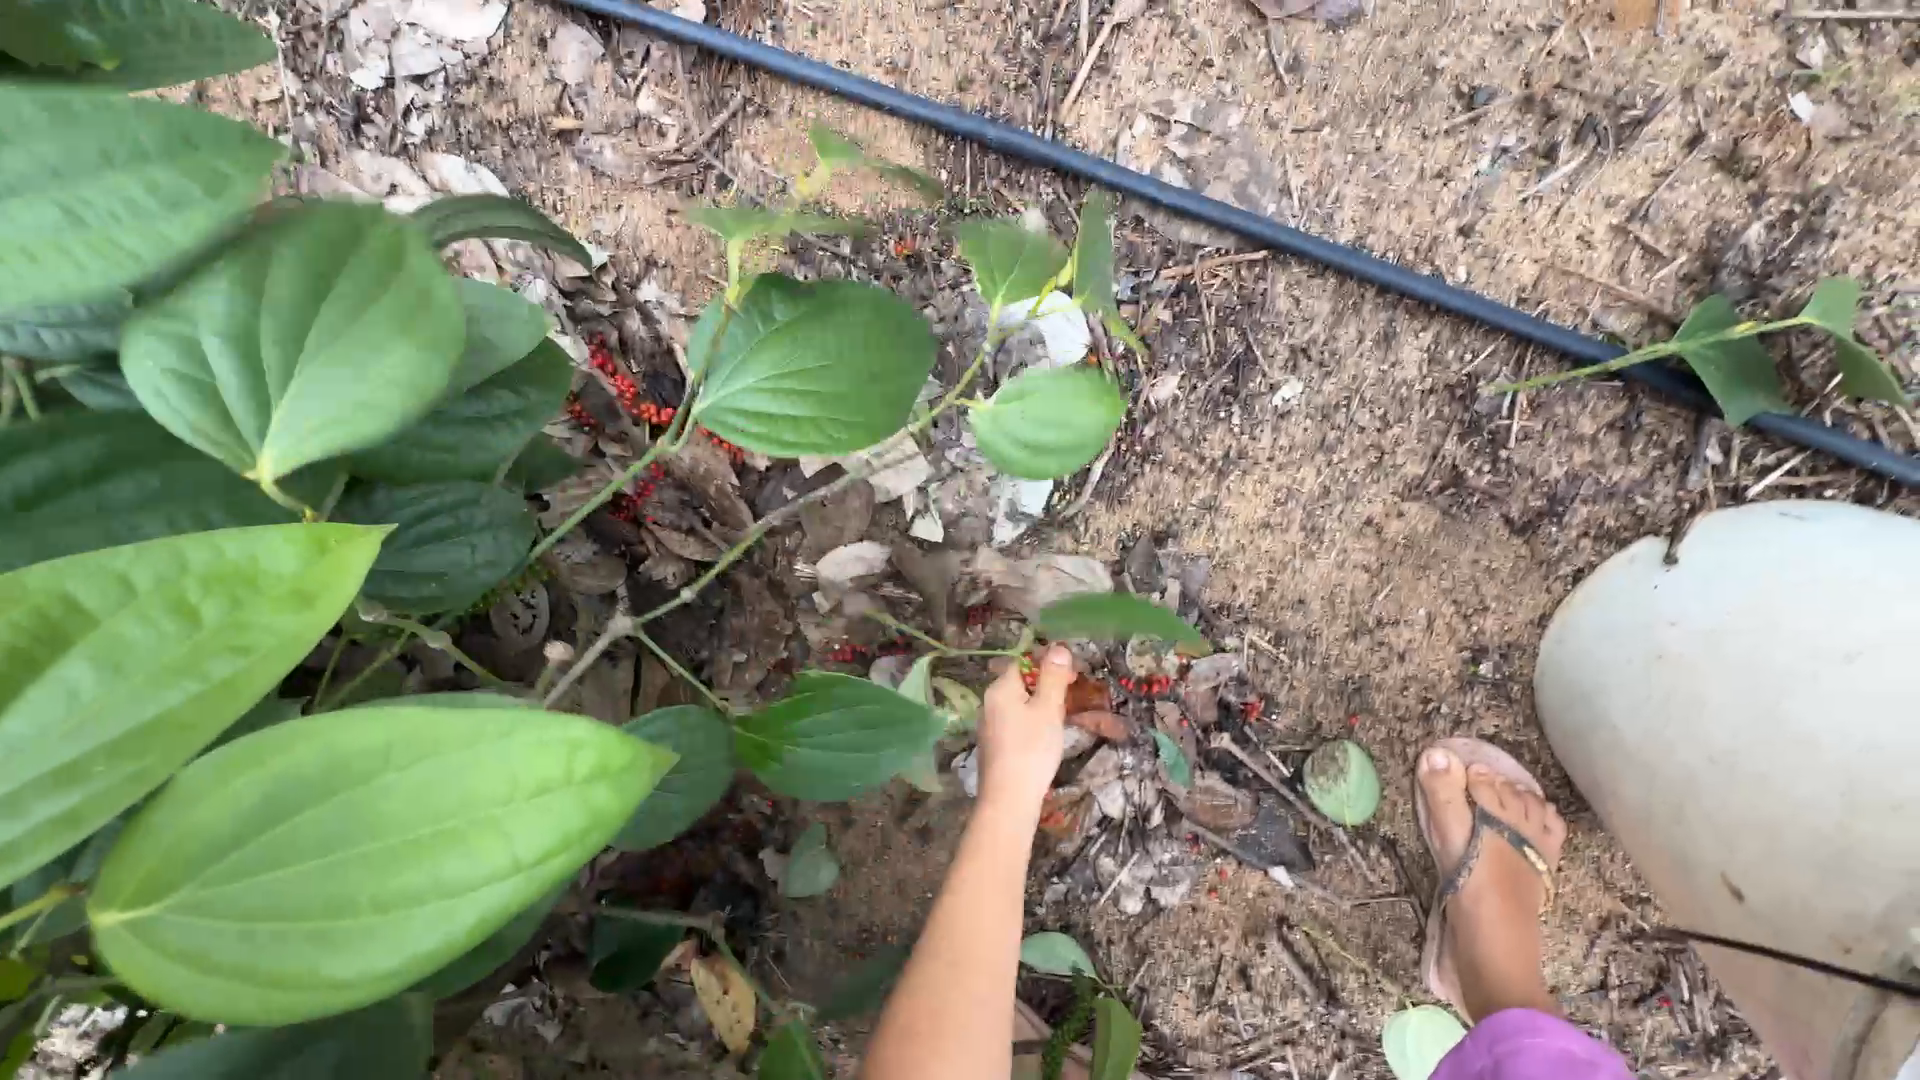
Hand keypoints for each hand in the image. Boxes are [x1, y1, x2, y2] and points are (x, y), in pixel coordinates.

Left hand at [977, 644, 1074, 805]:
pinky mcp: (995, 744)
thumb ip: (1053, 677)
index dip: (1049, 661)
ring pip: (1020, 703)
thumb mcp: (1048, 709)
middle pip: (1021, 681)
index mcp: (1000, 688)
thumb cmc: (1031, 749)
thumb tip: (1059, 648)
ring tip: (1067, 713)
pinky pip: (1017, 721)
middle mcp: (990, 702)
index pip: (1024, 661)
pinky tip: (1048, 734)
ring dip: (1043, 703)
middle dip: (1048, 683)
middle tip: (1075, 693)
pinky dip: (1034, 720)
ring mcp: (990, 724)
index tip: (1075, 673)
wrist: (1009, 799)